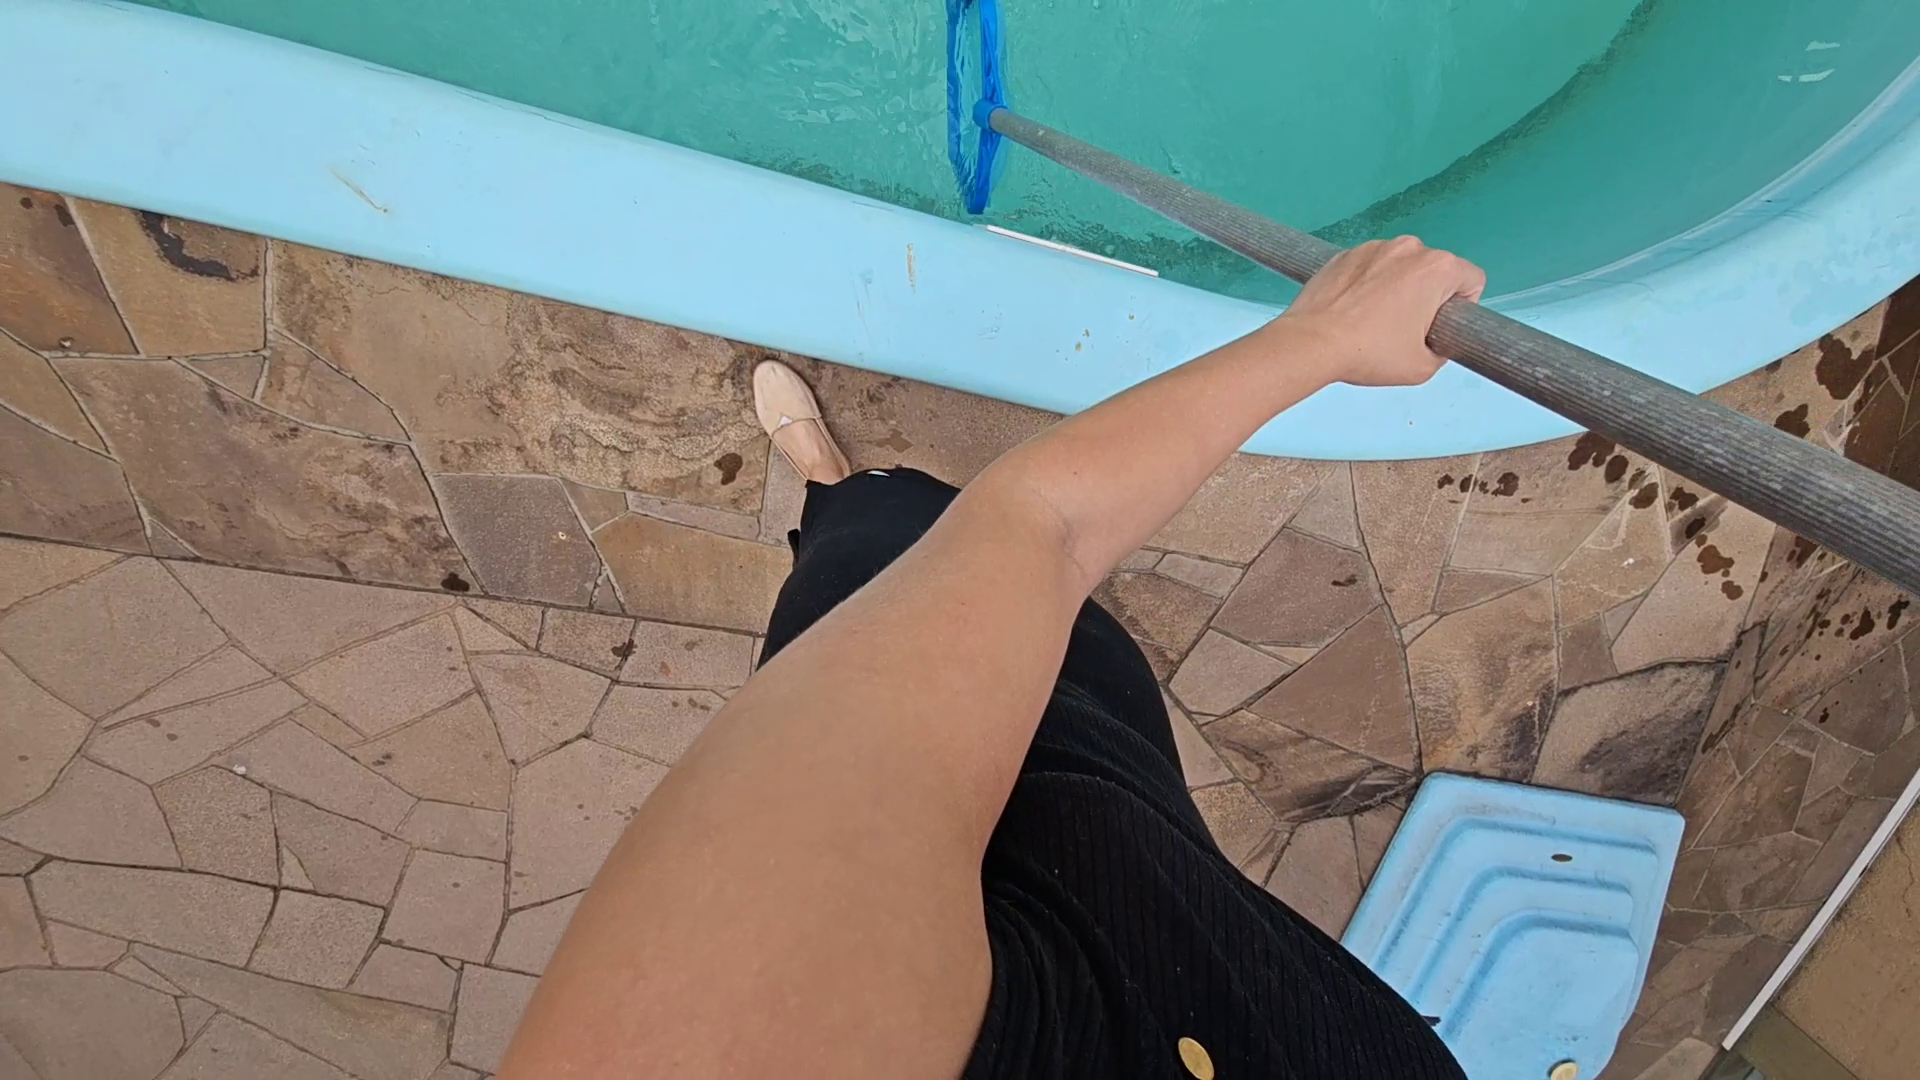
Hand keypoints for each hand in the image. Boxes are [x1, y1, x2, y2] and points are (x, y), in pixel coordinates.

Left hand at [1269, 236, 1485, 387]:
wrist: (1308, 344)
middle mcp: (1409, 248)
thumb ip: (1442, 351)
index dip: (1459, 308)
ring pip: (1397, 268)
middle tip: (1398, 330)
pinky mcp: (1343, 255)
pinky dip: (1363, 285)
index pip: (1471, 281)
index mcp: (1438, 267)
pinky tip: (1350, 312)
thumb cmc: (1364, 353)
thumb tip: (1436, 346)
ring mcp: (1372, 248)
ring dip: (1392, 289)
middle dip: (1423, 298)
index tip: (1435, 327)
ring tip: (1369, 322)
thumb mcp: (1422, 367)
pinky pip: (1366, 269)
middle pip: (1432, 272)